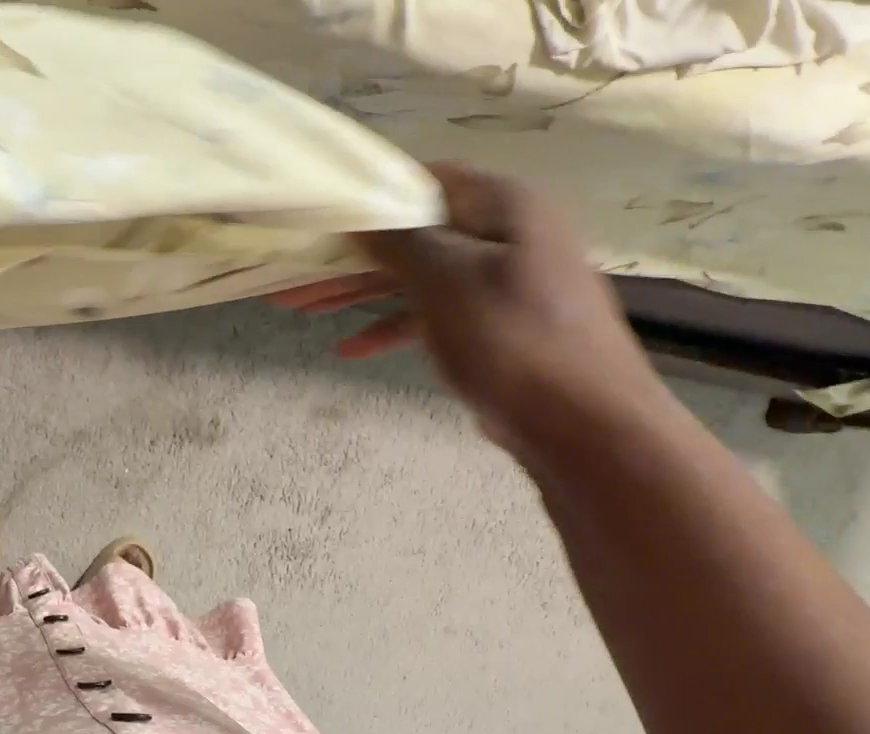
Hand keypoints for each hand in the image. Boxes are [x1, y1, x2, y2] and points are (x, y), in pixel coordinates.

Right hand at [268, 164, 670, 456]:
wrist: (577, 419)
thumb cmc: (511, 339)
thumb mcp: (447, 281)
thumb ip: (400, 243)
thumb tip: (360, 217)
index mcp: (503, 207)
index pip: (426, 178)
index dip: (371, 192)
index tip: (319, 213)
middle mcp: (502, 234)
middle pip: (411, 233)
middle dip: (348, 254)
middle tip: (292, 271)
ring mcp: (496, 282)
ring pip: (412, 276)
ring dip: (356, 291)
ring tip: (301, 307)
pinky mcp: (488, 325)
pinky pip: (427, 314)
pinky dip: (387, 327)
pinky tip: (347, 349)